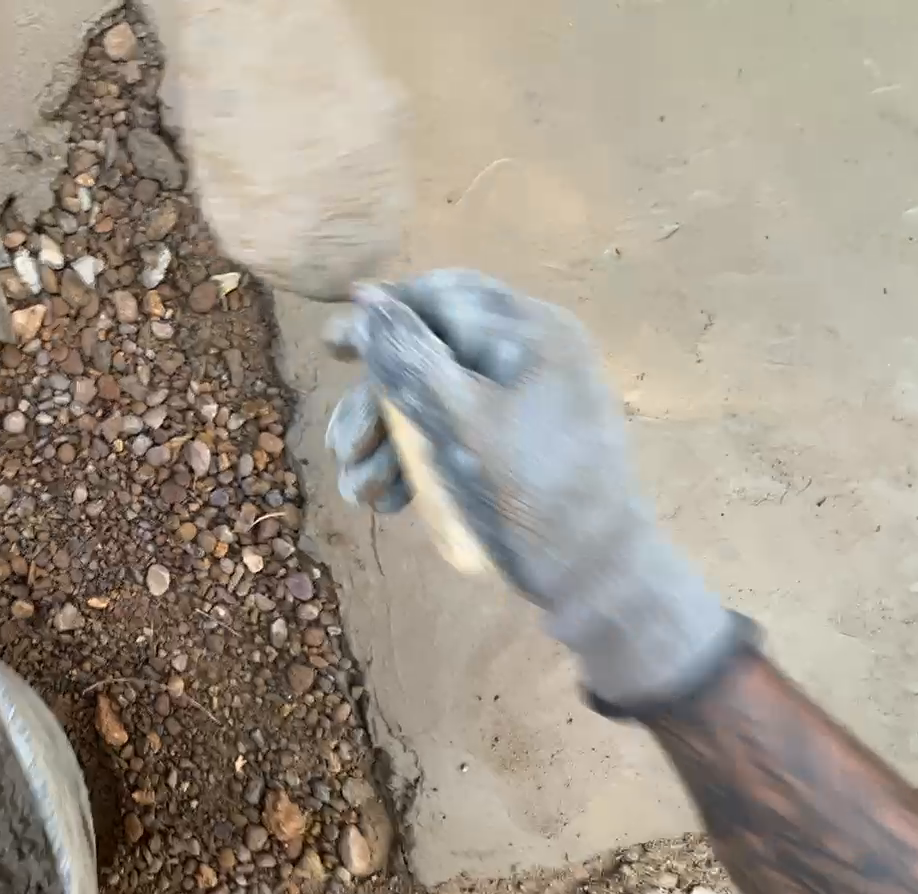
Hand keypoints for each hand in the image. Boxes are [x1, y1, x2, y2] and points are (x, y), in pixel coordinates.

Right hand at [325, 270, 736, 707]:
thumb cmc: (523, 489)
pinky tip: (390, 500)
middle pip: (422, 355)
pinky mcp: (505, 443)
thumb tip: (364, 297)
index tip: (329, 347)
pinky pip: (444, 434)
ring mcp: (515, 402)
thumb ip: (406, 355)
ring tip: (362, 491)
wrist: (588, 572)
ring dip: (382, 443)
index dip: (378, 316)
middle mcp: (521, 357)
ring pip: (425, 401)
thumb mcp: (454, 418)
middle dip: (373, 406)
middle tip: (345, 450)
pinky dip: (410, 463)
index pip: (438, 296)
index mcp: (524, 333)